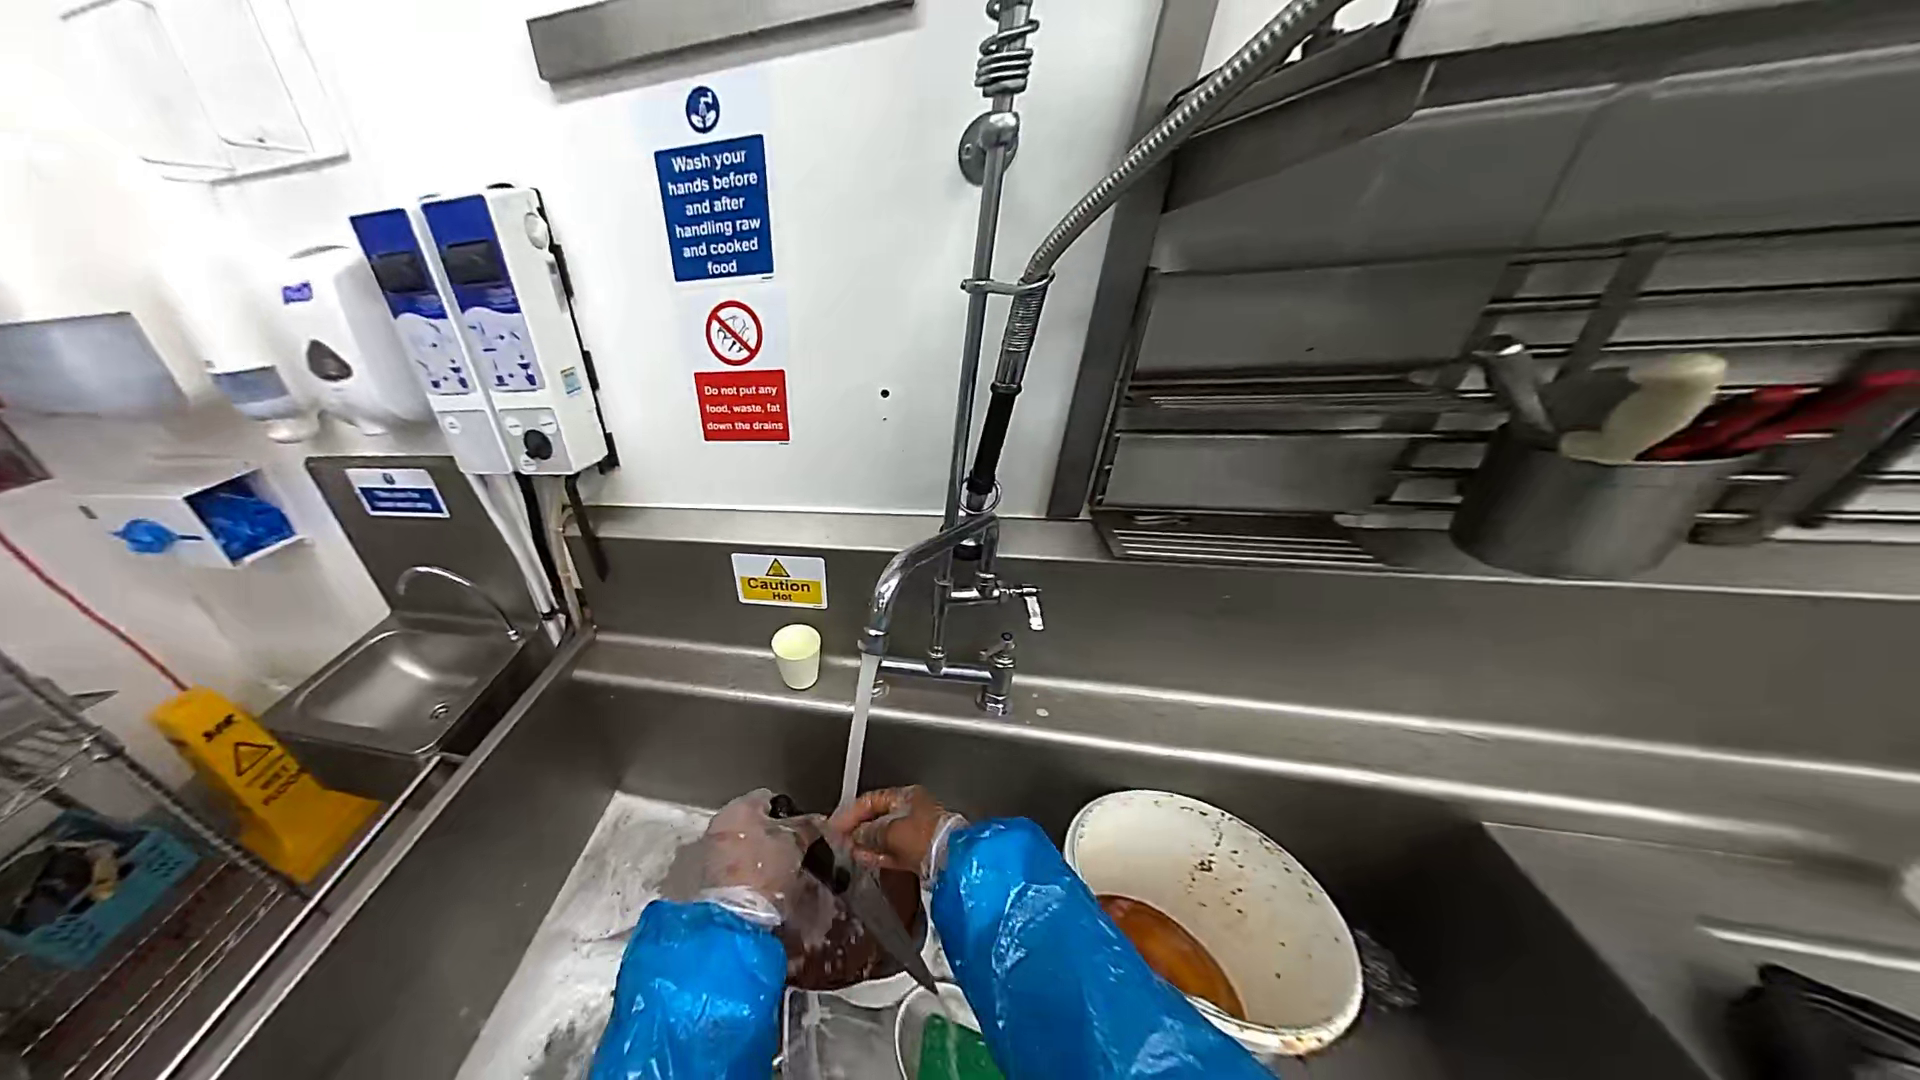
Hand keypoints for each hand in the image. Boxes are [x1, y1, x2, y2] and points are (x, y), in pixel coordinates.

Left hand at [672, 789, 817, 924]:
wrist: (736, 917)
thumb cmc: (765, 867)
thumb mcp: (797, 840)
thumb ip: (809, 825)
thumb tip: (820, 821)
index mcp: (738, 807)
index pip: (770, 798)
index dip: (791, 810)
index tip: (805, 826)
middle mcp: (721, 825)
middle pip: (758, 823)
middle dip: (779, 833)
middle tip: (799, 848)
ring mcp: (713, 853)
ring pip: (750, 846)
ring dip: (768, 854)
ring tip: (789, 869)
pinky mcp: (712, 880)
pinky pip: (742, 867)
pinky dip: (756, 872)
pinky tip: (772, 884)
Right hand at [828, 786, 962, 879]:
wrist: (952, 862)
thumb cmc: (926, 837)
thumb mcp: (891, 832)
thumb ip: (869, 833)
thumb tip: (855, 836)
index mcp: (907, 796)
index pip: (872, 799)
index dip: (851, 812)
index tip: (835, 825)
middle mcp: (911, 810)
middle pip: (878, 818)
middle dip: (857, 829)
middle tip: (839, 840)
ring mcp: (915, 831)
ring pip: (884, 836)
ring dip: (865, 844)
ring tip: (848, 852)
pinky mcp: (918, 851)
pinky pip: (892, 850)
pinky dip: (878, 854)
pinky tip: (864, 859)